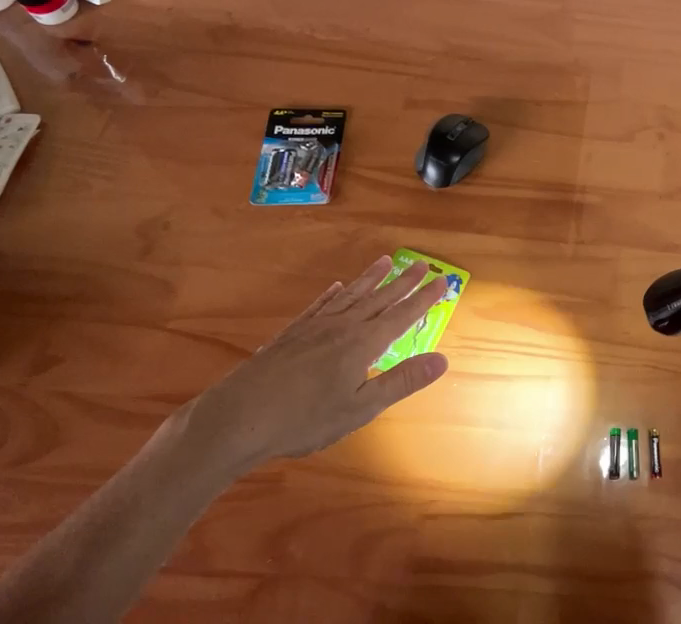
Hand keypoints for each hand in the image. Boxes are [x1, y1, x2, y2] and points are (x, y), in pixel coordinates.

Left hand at [177, 257, 450, 474]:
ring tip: (386, 262)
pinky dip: (331, 295)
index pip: (401, 315)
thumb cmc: (304, 419)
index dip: (423, 298)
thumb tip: (443, 359)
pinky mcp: (290, 335)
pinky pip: (318, 306)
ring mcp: (313, 327)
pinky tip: (335, 287)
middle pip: (378, 298)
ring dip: (370, 279)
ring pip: (349, 296)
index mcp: (363, 343)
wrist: (237, 417)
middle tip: (422, 263)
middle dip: (403, 282)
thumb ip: (401, 381)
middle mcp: (342, 327)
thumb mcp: (361, 407)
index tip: (443, 280)